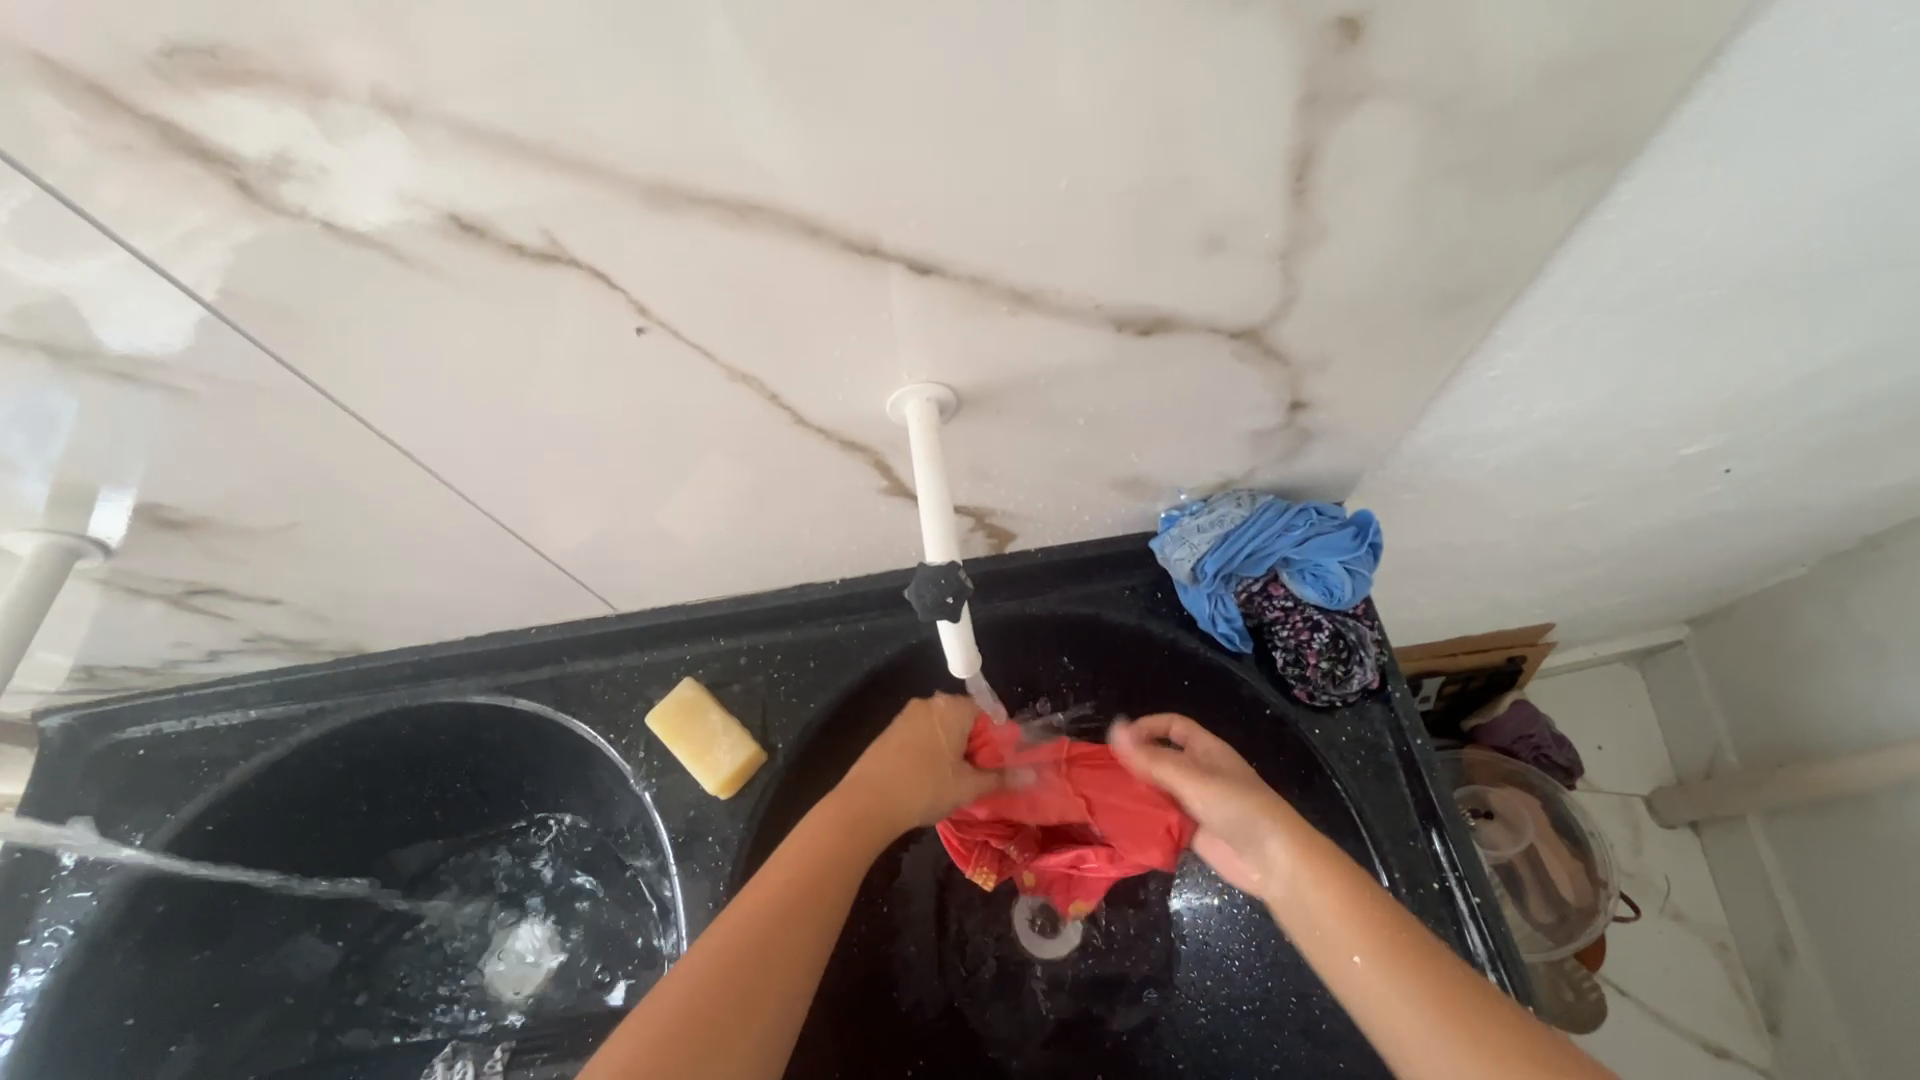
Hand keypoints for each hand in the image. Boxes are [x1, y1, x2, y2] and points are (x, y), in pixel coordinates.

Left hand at [835, 693, 1002, 837]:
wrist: (867, 802)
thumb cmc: (926, 788)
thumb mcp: (969, 786)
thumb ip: (1001, 777)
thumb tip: (1033, 775)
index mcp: (952, 707)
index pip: (986, 714)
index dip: (995, 741)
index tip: (995, 766)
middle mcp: (929, 703)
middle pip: (963, 719)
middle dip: (973, 745)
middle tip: (976, 777)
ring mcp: (905, 716)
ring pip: (940, 729)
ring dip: (950, 750)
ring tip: (952, 781)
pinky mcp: (889, 732)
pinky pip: (920, 736)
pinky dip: (929, 753)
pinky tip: (926, 779)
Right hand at [1109, 713, 1300, 898]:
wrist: (1273, 861)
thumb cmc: (1238, 807)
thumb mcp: (1192, 778)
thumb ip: (1151, 759)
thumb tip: (1114, 729)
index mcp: (1206, 750)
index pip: (1173, 726)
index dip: (1148, 727)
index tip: (1120, 741)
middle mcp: (1200, 773)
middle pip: (1162, 758)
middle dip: (1136, 762)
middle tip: (1104, 772)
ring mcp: (1196, 803)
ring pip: (1160, 791)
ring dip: (1138, 793)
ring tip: (1106, 796)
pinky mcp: (1193, 832)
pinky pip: (1163, 820)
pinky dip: (1146, 820)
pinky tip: (1123, 823)